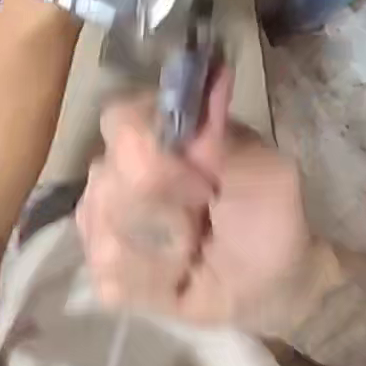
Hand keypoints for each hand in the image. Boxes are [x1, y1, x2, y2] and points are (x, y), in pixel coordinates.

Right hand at [75, 72, 335, 337]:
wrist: (268, 286)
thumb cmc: (266, 220)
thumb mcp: (266, 176)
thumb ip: (229, 138)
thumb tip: (213, 80)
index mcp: (150, 130)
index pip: (119, 122)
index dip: (157, 160)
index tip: (202, 185)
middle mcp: (111, 166)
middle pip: (110, 183)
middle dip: (166, 212)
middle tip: (204, 219)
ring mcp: (97, 217)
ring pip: (109, 234)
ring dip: (163, 252)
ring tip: (192, 252)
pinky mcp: (97, 269)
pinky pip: (112, 277)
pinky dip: (154, 285)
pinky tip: (175, 278)